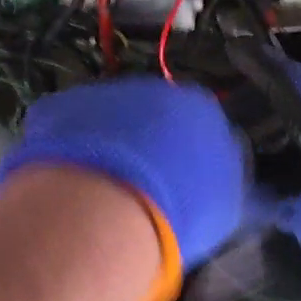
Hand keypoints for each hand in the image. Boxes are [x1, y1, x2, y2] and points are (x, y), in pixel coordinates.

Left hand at [0, 77, 250, 300]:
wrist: (102, 209)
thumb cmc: (177, 211)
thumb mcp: (225, 207)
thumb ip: (230, 184)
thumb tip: (243, 186)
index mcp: (203, 107)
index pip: (203, 120)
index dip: (191, 151)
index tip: (183, 180)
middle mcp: (155, 89)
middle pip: (154, 112)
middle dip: (149, 142)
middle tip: (140, 185)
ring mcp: (102, 94)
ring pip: (108, 116)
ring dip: (106, 142)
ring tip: (99, 189)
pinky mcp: (56, 107)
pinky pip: (65, 125)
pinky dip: (67, 146)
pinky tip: (66, 183)